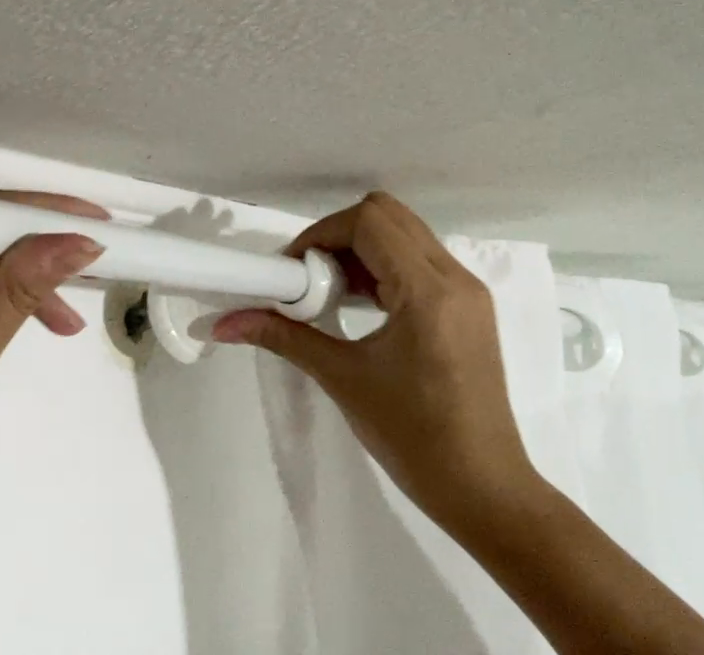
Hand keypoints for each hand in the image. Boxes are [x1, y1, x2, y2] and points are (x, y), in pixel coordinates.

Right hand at [210, 191, 540, 527]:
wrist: (483, 488)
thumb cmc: (412, 434)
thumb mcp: (340, 378)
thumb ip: (282, 336)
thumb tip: (221, 324)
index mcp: (428, 293)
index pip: (369, 222)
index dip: (320, 234)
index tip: (293, 270)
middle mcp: (456, 280)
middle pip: (388, 215)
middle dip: (337, 234)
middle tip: (310, 276)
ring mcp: (468, 293)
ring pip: (406, 234)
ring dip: (359, 250)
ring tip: (331, 294)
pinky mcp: (469, 309)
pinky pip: (419, 261)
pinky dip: (382, 267)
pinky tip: (359, 308)